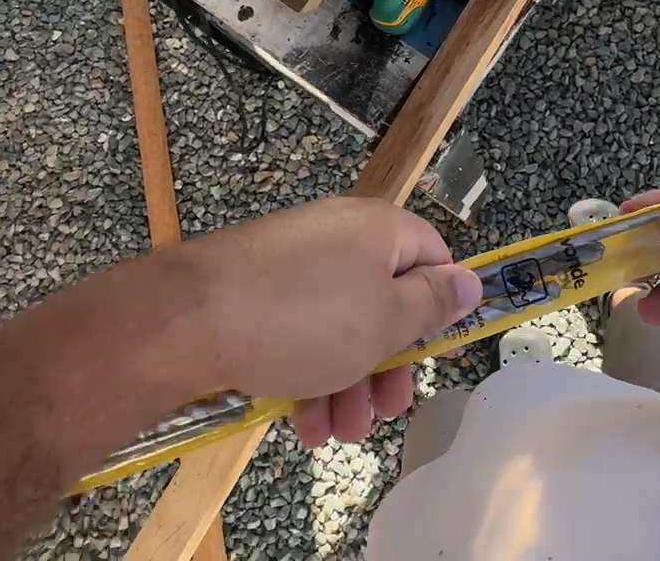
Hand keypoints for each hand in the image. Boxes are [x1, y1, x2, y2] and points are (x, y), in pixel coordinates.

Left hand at [177, 196, 481, 447]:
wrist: (189, 318)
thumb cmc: (304, 318)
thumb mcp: (385, 319)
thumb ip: (433, 302)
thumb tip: (471, 280)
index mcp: (379, 229)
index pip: (432, 255)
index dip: (439, 304)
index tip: (434, 352)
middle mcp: (340, 236)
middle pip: (385, 298)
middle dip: (387, 363)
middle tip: (383, 412)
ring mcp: (296, 261)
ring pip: (341, 322)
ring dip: (347, 381)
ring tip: (335, 431)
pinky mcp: (259, 288)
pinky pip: (300, 326)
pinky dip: (308, 370)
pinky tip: (301, 419)